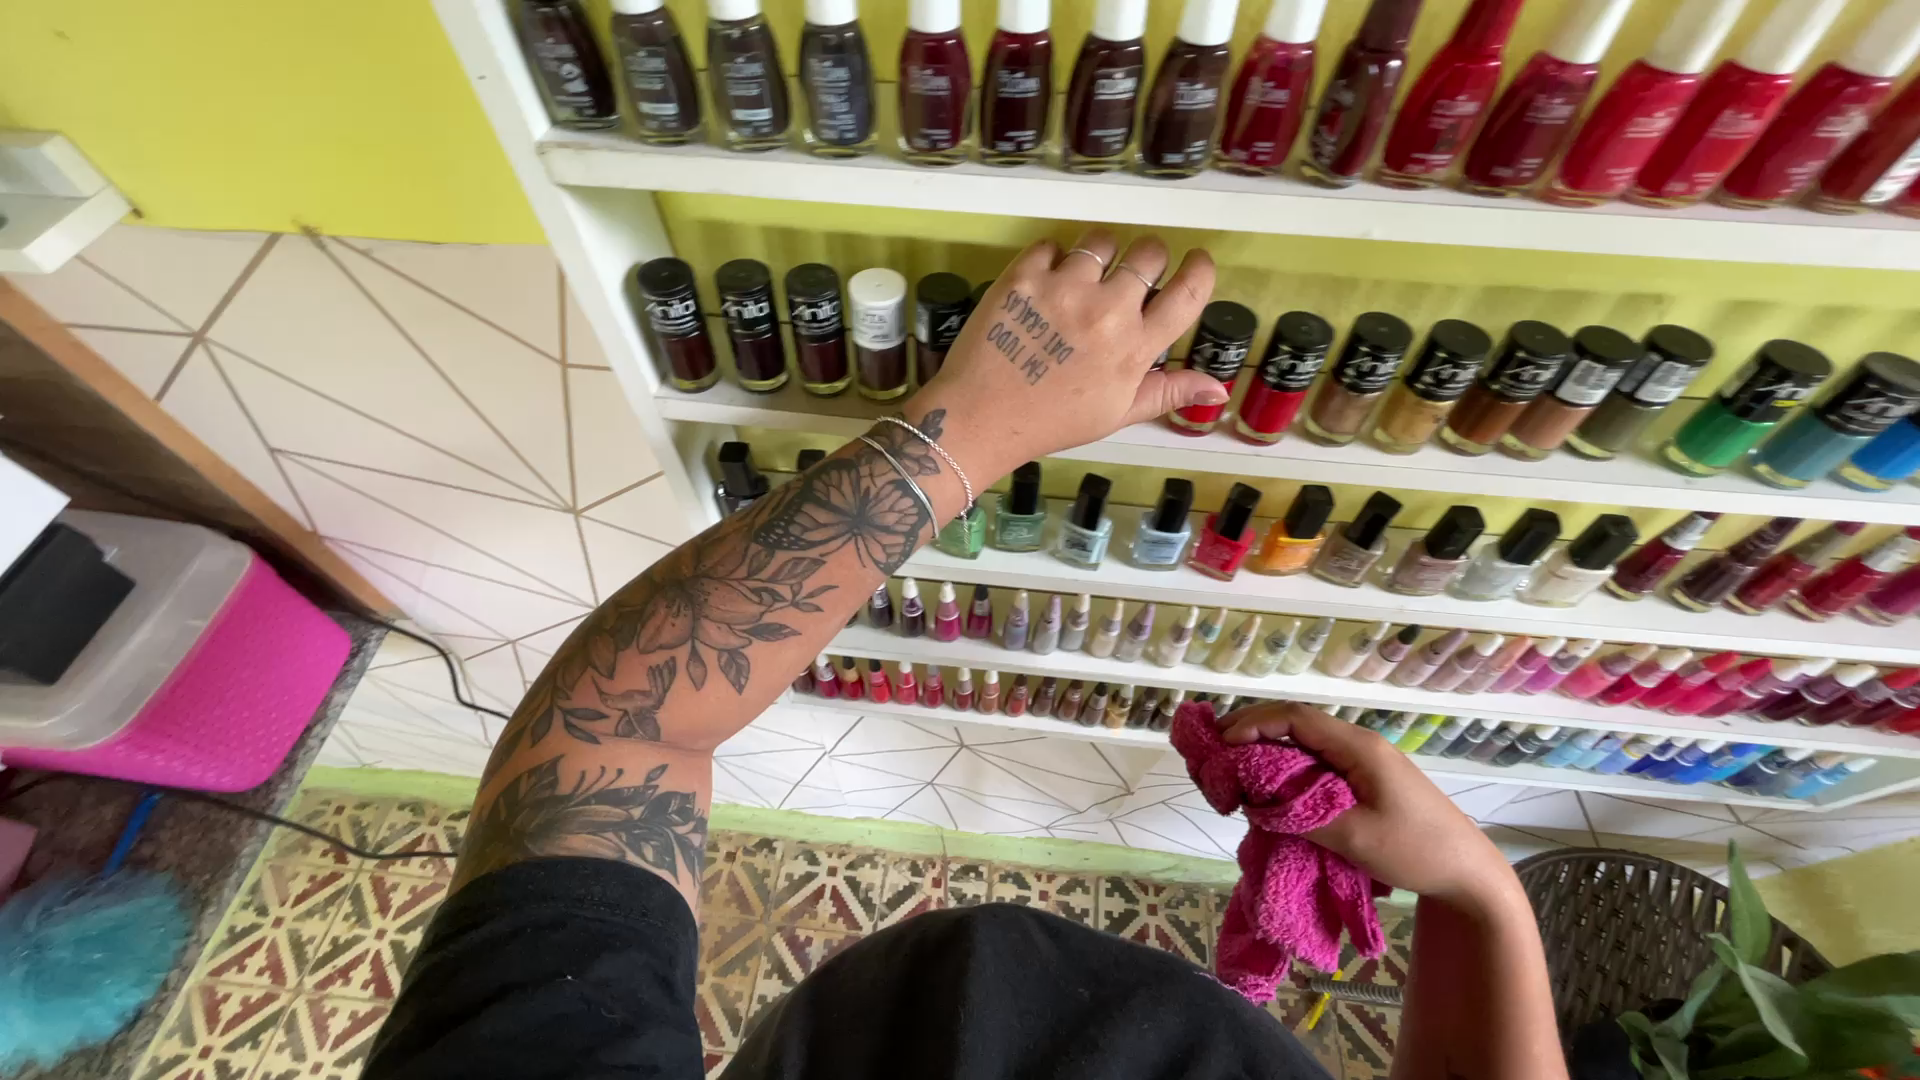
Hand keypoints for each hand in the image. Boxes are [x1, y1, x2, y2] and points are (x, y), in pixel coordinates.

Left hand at [905, 228, 1226, 484]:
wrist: (981, 418)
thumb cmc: (1051, 422)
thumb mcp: (1114, 415)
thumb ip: (1166, 393)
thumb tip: (1218, 387)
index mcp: (1134, 348)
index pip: (1189, 292)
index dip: (1199, 270)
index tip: (1194, 263)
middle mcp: (1107, 311)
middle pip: (1149, 253)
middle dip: (1146, 261)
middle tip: (1126, 280)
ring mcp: (1064, 288)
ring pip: (1101, 241)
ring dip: (1099, 255)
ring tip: (1082, 280)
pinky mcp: (1024, 276)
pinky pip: (1050, 245)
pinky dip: (1050, 261)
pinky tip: (1043, 288)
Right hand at [1218, 704, 1521, 909]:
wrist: (1470, 875)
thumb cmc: (1416, 850)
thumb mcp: (1354, 837)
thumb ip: (1300, 815)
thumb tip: (1253, 802)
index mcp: (1358, 746)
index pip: (1295, 716)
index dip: (1254, 723)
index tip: (1224, 743)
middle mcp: (1356, 743)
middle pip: (1293, 720)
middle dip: (1250, 728)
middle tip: (1214, 748)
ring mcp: (1359, 759)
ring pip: (1300, 739)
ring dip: (1264, 745)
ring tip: (1230, 762)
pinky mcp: (1360, 777)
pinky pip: (1311, 759)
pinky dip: (1281, 763)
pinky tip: (1264, 780)